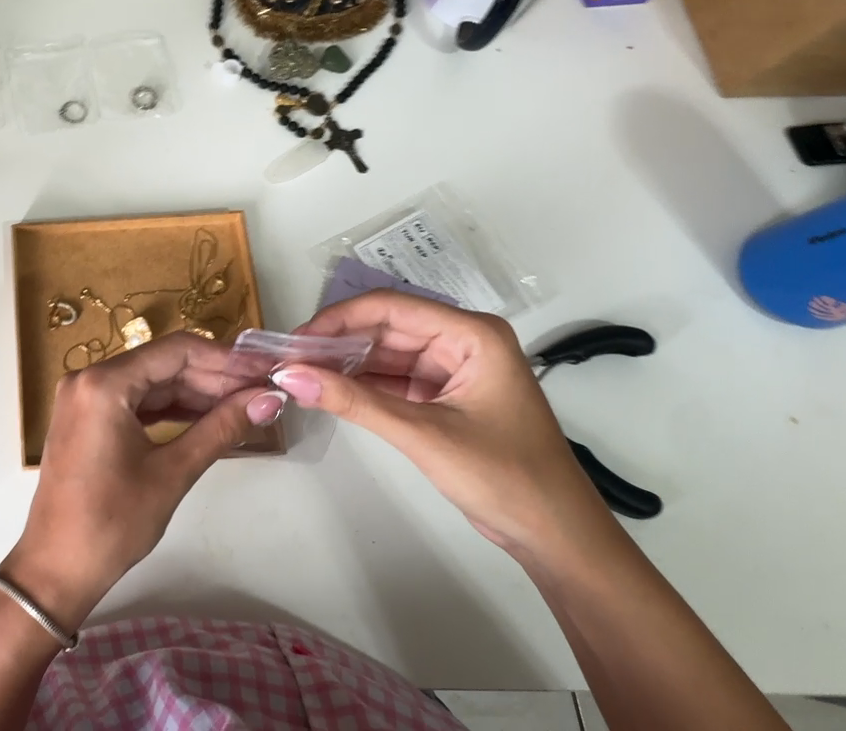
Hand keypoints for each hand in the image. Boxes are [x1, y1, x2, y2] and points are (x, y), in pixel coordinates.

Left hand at [0, 332, 284, 628]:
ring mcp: (84, 398)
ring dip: (196, 393)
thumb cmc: (112, 522)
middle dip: (214, 377)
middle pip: (162, 364)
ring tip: (245, 405)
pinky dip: (170, 409)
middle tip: (262, 390)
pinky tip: (209, 418)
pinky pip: (135, 401)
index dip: (225, 359)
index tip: (264, 369)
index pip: (175, 351)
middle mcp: (88, 379)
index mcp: (103, 383)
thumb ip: (221, 428)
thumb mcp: (172, 472)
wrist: (57, 567)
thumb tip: (267, 399)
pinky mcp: (87, 418)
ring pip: (151, 382)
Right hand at [277, 291, 609, 557]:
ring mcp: (455, 369)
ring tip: (300, 374)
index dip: (337, 319)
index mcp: (472, 334)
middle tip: (288, 360)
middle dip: (337, 342)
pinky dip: (364, 385)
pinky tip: (329, 390)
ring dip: (346, 364)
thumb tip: (290, 376)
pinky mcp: (446, 396)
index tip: (293, 340)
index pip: (390, 308)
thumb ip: (354, 402)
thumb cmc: (504, 477)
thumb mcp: (422, 435)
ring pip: (387, 353)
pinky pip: (396, 379)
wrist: (557, 538)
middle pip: (386, 327)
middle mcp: (463, 341)